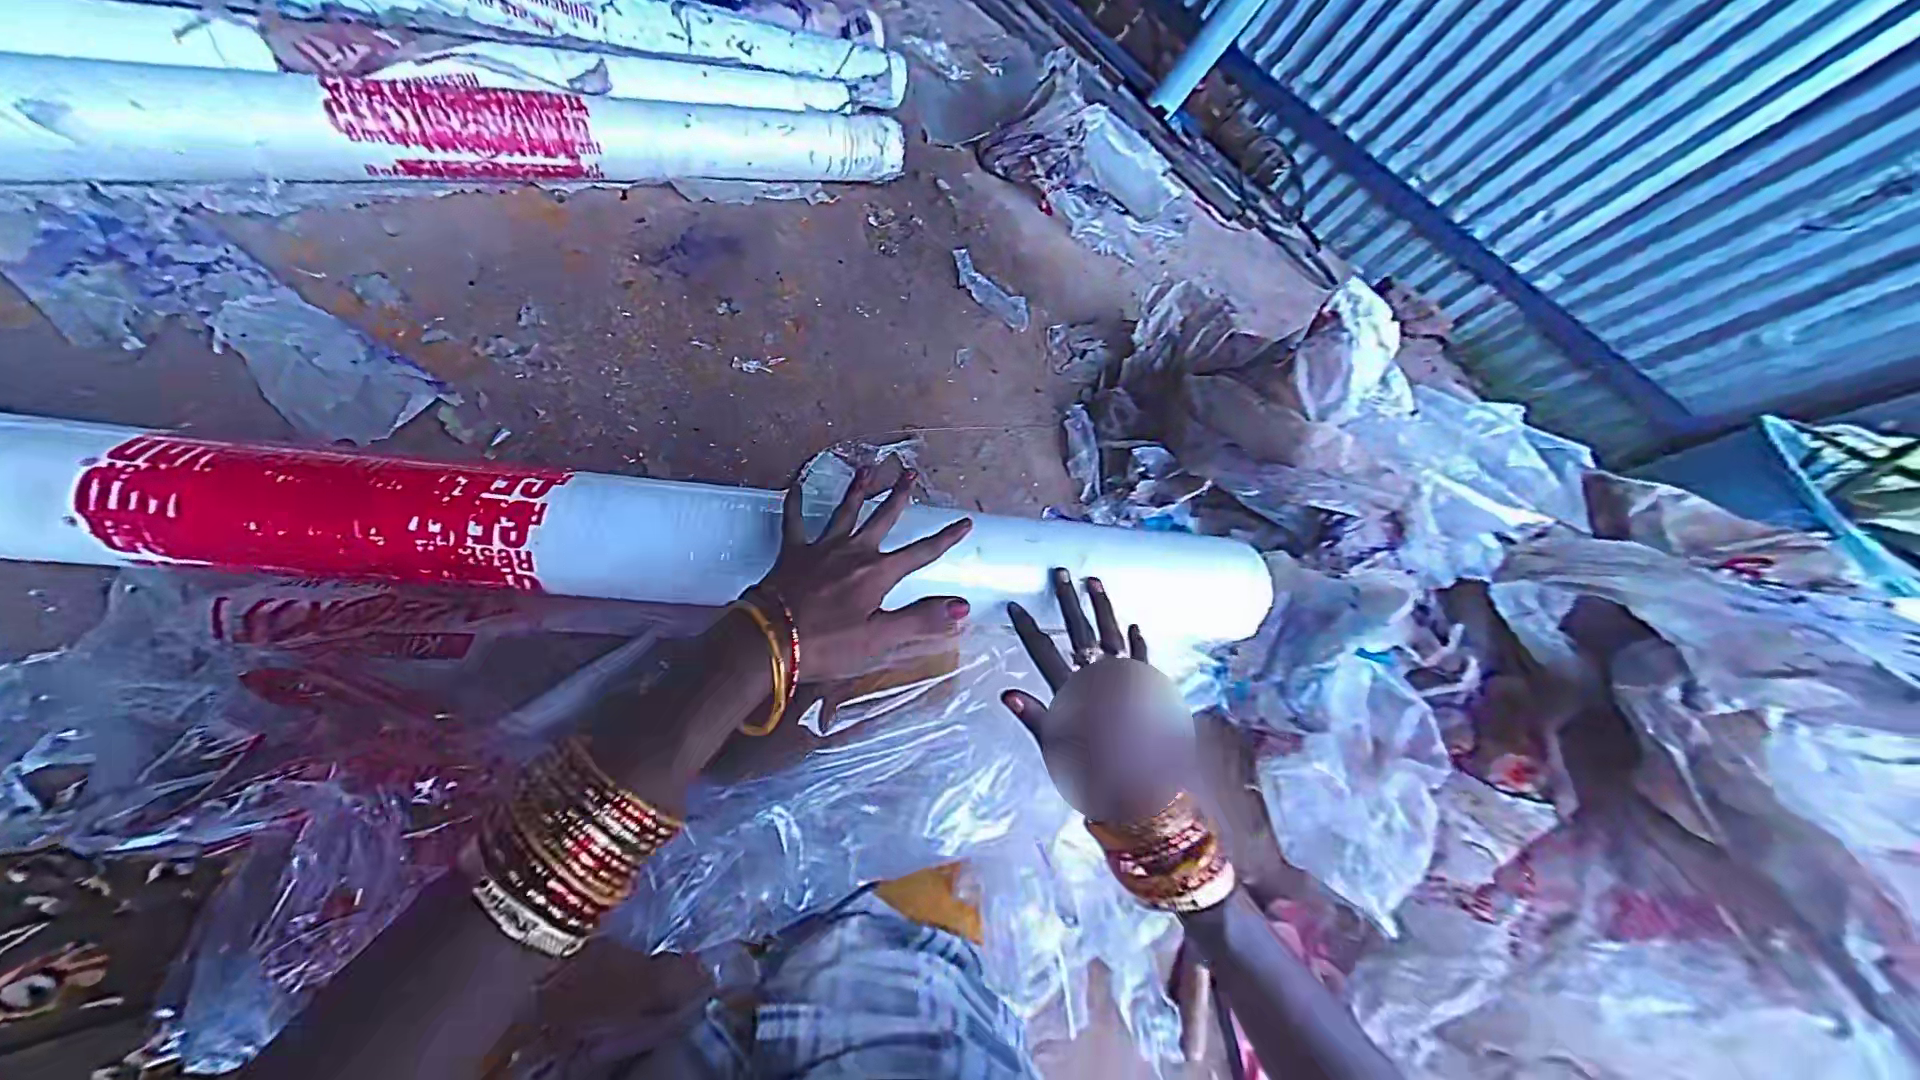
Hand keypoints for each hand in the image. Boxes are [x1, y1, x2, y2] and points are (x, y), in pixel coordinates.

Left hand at [756, 466, 974, 679]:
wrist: (769, 639)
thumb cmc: (826, 644)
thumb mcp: (879, 638)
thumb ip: (920, 618)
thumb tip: (962, 606)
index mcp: (878, 573)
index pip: (922, 553)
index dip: (946, 538)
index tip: (965, 522)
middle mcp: (854, 552)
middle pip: (883, 519)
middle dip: (899, 496)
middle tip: (910, 473)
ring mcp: (822, 548)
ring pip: (845, 512)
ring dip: (858, 490)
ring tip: (868, 469)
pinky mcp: (793, 552)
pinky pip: (794, 521)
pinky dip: (794, 503)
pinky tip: (795, 486)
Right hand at [1002, 569, 1193, 821]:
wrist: (1146, 797)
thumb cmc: (1095, 776)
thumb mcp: (1057, 751)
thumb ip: (1036, 718)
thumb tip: (1006, 693)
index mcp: (1074, 694)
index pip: (1044, 654)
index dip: (1028, 629)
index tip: (1014, 606)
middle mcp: (1101, 681)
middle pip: (1080, 633)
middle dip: (1069, 602)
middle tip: (1061, 574)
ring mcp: (1128, 684)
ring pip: (1113, 636)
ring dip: (1104, 608)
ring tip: (1095, 582)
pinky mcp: (1150, 693)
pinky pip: (1144, 661)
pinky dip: (1139, 644)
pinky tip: (1135, 627)